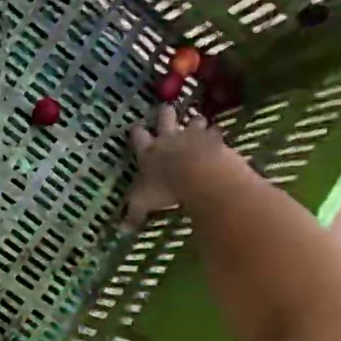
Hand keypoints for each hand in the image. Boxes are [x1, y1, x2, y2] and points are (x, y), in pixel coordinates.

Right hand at [126, 105, 247, 228]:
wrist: (199, 176)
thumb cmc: (165, 188)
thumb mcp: (143, 203)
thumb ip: (134, 213)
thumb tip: (121, 229)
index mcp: (149, 151)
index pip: (138, 136)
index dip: (137, 131)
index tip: (136, 127)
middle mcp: (169, 139)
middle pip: (165, 118)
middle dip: (165, 114)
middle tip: (166, 110)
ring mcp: (194, 136)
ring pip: (193, 121)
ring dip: (195, 122)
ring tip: (197, 123)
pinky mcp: (215, 141)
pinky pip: (216, 134)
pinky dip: (216, 137)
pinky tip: (219, 143)